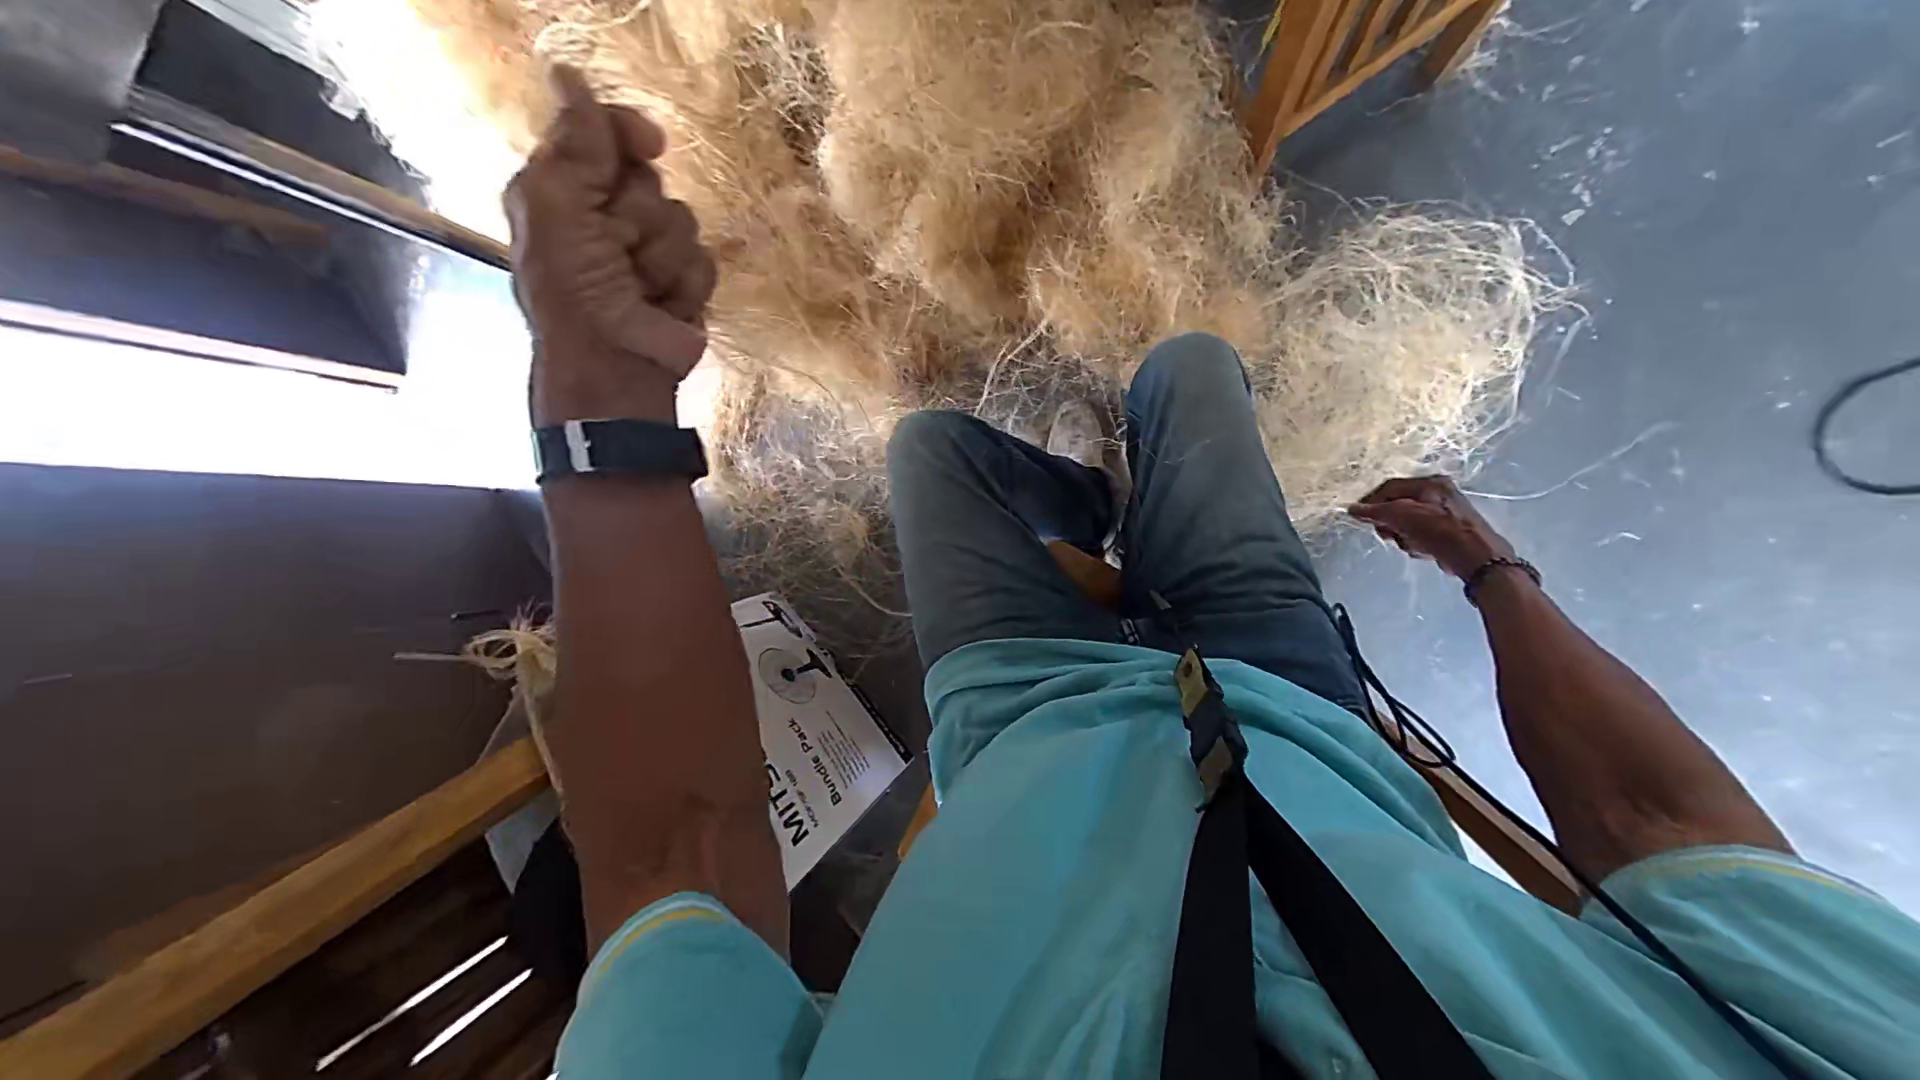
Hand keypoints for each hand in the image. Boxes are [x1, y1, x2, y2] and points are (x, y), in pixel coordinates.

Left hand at [504, 64, 716, 425]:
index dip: (627, 133)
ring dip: (664, 259)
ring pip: (685, 222)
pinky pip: (705, 262)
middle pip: (652, 181)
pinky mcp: (687, 283)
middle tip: (618, 250)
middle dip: (640, 218)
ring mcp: (653, 252)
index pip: (605, 135)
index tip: (650, 142)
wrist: (618, 363)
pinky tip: (666, 306)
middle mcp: (610, 215)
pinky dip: (686, 286)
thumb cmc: (575, 290)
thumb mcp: (556, 208)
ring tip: (641, 289)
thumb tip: (568, 72)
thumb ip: (573, 146)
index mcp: (567, 190)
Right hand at [1348, 475, 1516, 579]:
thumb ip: (1376, 511)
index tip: (1359, 517)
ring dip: (1402, 535)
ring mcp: (1444, 512)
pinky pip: (1419, 533)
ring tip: (1409, 543)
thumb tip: (1353, 509)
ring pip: (1406, 522)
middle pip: (1397, 505)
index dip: (1371, 502)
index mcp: (1430, 483)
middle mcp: (1439, 493)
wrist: (1475, 556)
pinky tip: (1422, 549)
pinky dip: (1415, 542)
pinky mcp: (1447, 530)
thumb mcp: (1402, 515)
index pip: (1389, 488)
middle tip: (1388, 534)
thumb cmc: (1438, 530)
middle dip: (1389, 522)